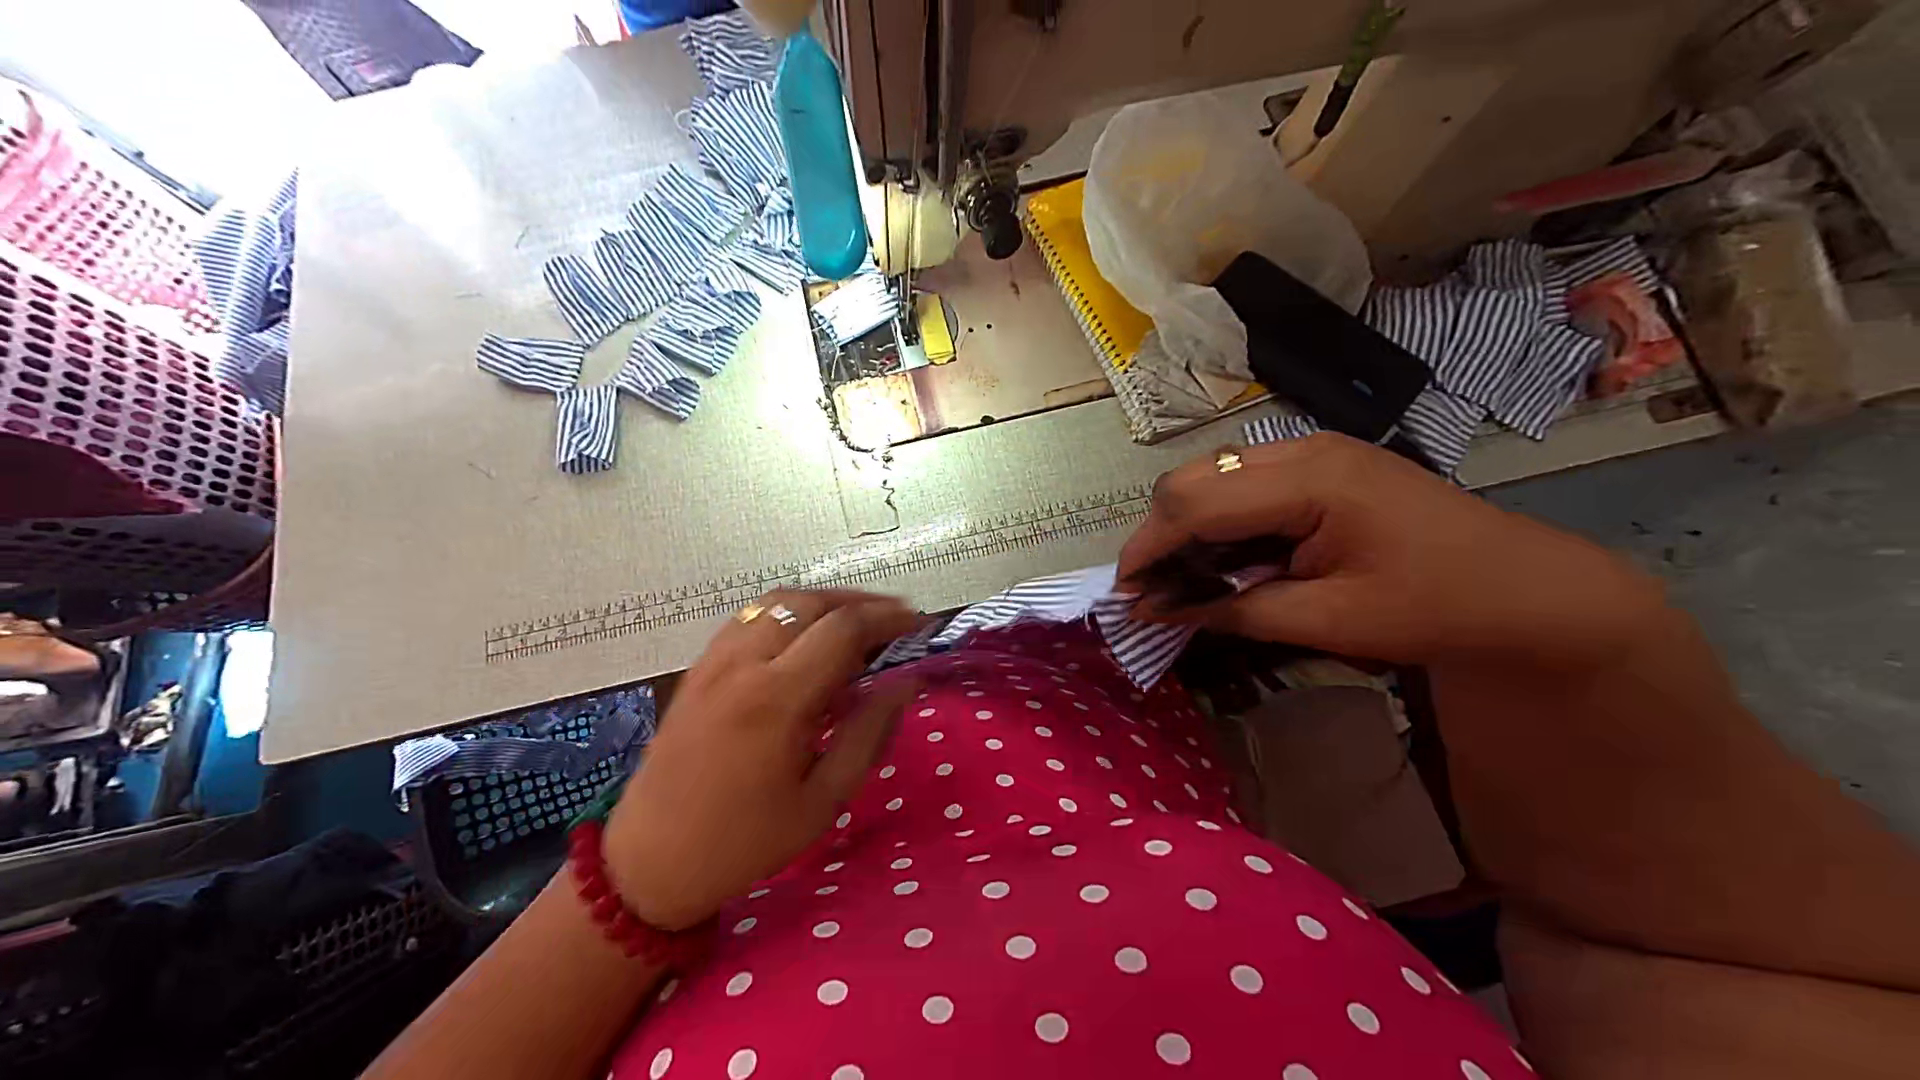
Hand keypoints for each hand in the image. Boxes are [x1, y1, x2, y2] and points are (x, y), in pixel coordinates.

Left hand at [601, 590, 918, 929]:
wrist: (649, 863)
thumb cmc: (745, 841)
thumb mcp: (823, 799)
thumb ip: (869, 733)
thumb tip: (907, 682)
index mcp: (776, 698)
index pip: (842, 629)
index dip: (886, 618)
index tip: (917, 624)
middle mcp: (742, 663)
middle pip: (810, 603)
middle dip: (860, 603)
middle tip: (894, 621)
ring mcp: (713, 660)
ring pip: (777, 602)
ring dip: (823, 602)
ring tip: (856, 624)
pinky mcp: (698, 667)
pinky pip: (750, 618)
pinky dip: (788, 613)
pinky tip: (806, 638)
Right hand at [1118, 433, 1663, 666]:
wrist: (1528, 591)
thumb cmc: (1435, 607)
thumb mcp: (1327, 620)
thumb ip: (1233, 609)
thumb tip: (1155, 610)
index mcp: (1308, 479)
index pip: (1194, 502)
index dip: (1148, 547)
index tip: (1125, 593)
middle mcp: (1301, 448)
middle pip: (1193, 479)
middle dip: (1160, 534)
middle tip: (1154, 590)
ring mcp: (1312, 450)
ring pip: (1211, 476)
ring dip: (1186, 526)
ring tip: (1184, 578)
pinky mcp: (1319, 465)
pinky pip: (1241, 483)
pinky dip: (1217, 520)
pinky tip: (1225, 558)